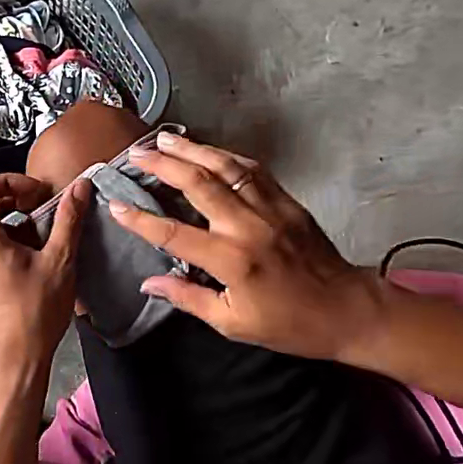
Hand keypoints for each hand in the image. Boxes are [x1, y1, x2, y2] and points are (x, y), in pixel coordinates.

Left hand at [0, 173, 90, 381]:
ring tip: (46, 241)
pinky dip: (11, 245)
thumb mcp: (60, 261)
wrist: (16, 363)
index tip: (39, 195)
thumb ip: (68, 219)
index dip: (12, 182)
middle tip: (45, 212)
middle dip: (17, 202)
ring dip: (18, 225)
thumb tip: (80, 186)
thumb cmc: (36, 313)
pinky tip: (36, 263)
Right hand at [109, 132, 384, 362]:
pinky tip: (209, 150)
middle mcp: (249, 226)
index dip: (141, 219)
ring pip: (226, 167)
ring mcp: (271, 208)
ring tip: (165, 139)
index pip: (174, 233)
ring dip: (193, 150)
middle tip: (136, 153)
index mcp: (232, 260)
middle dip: (163, 165)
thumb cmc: (288, 324)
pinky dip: (227, 156)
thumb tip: (149, 283)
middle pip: (198, 184)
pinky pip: (253, 170)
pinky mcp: (287, 201)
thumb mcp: (233, 323)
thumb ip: (188, 298)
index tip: (115, 204)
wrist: (347, 310)